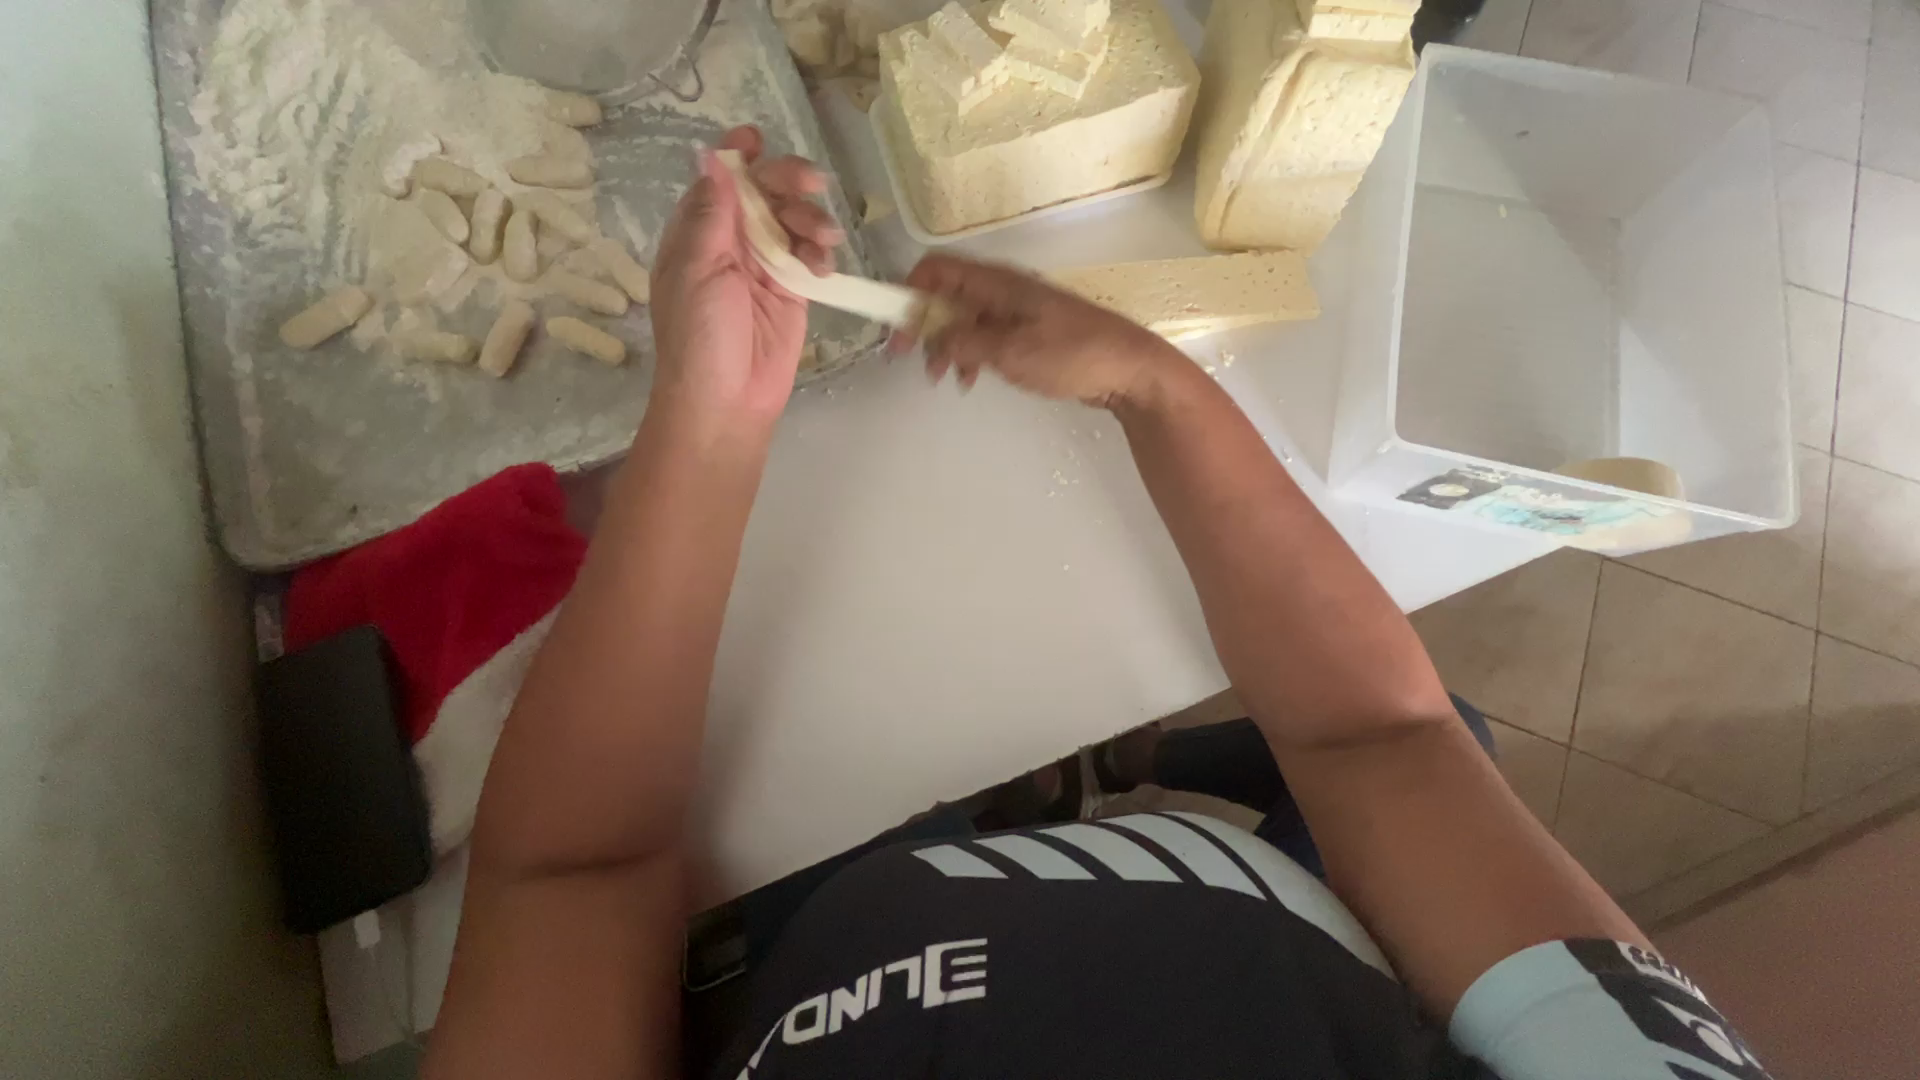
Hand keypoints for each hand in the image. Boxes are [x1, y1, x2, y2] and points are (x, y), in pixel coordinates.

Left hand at [648, 126, 845, 425]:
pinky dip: (820, 253)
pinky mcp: (794, 293)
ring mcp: (765, 268)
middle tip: (813, 183)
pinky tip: (823, 263)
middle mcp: (732, 243)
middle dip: (788, 181)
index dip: (739, 156)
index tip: (760, 140)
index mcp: (698, 232)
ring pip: (793, 222)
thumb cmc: (700, 337)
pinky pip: (810, 258)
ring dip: (811, 219)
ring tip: (824, 238)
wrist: (727, 401)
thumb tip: (713, 157)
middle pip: (764, 194)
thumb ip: (711, 214)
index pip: (720, 180)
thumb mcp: (698, 270)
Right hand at [898, 254, 1185, 410]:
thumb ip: (965, 341)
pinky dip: (969, 356)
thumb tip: (933, 337)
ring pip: (962, 321)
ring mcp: (1014, 312)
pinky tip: (971, 380)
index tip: (898, 332)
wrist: (1129, 369)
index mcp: (996, 284)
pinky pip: (984, 338)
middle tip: (915, 363)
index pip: (935, 270)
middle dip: (924, 327)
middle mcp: (1001, 291)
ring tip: (946, 379)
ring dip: (946, 346)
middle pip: (944, 297)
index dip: (908, 295)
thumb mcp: (1011, 351)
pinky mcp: (1025, 334)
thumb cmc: (1073, 354)